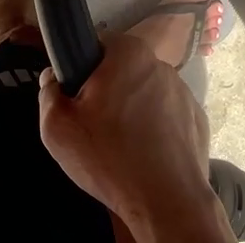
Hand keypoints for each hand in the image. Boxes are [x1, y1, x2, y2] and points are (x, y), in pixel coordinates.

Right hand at [38, 33, 229, 239]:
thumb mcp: (58, 129)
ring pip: (146, 92)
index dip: (82, 66)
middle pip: (123, 69)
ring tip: (121, 145)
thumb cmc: (110, 158)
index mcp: (128, 52)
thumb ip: (49, 94)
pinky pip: (167, 116)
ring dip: (133, 109)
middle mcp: (159, 63)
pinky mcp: (196, 117)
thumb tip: (52, 78)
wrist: (167, 202)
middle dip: (108, 90)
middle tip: (94, 124)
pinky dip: (156, 129)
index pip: (98, 42)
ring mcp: (183, 90)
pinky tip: (145, 154)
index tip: (76, 95)